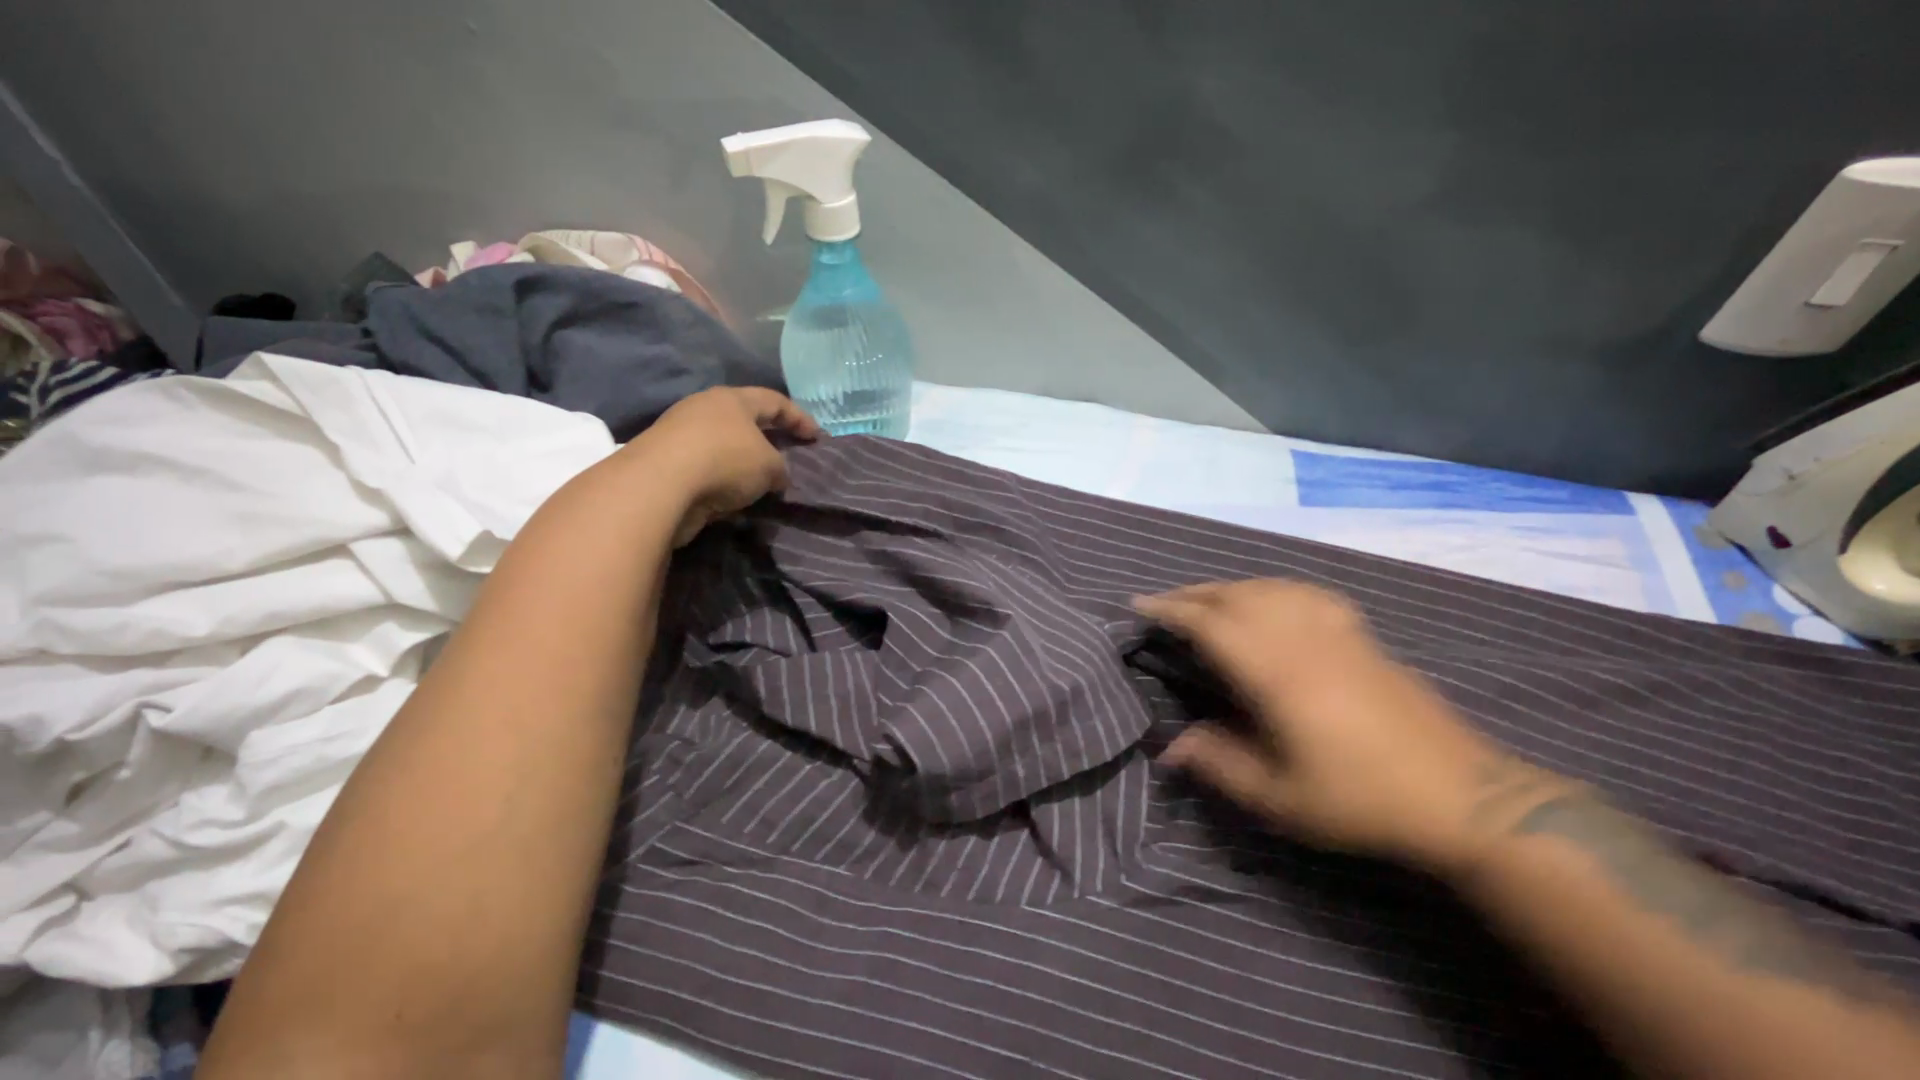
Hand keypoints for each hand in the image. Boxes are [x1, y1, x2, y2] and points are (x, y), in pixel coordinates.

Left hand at [623, 387, 822, 546]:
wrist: (659, 486)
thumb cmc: (725, 461)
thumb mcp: (769, 466)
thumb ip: (780, 468)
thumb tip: (776, 476)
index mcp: (733, 399)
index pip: (775, 401)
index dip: (800, 419)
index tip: (818, 438)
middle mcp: (705, 409)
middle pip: (744, 421)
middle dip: (768, 439)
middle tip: (787, 456)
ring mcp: (680, 435)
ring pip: (723, 447)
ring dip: (743, 464)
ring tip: (760, 484)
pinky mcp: (665, 463)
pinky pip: (705, 470)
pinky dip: (721, 482)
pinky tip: (732, 500)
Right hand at [1135, 580, 1561, 873]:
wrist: (1461, 797)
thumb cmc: (1358, 801)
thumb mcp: (1278, 797)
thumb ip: (1219, 764)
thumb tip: (1169, 745)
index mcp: (1276, 673)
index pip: (1211, 623)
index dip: (1171, 609)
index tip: (1139, 605)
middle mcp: (1303, 639)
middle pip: (1239, 596)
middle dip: (1195, 593)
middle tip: (1164, 603)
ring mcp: (1339, 633)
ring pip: (1274, 588)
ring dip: (1233, 587)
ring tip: (1208, 601)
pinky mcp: (1365, 639)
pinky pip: (1308, 594)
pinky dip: (1276, 589)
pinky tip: (1275, 602)